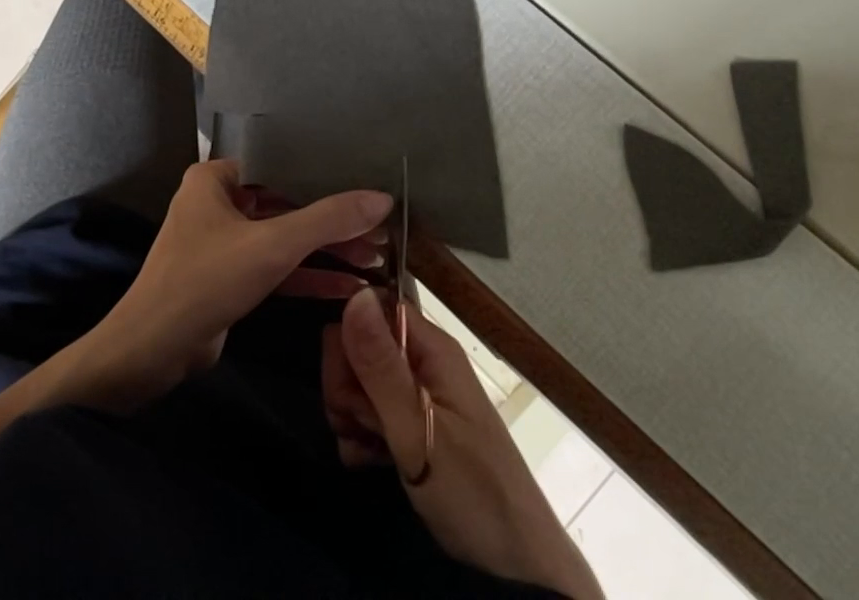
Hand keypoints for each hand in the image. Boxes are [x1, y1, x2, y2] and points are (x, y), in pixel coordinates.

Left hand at [74, 160, 391, 409]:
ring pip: (283, 238)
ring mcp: (222, 242)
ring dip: (326, 250)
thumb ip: (328, 220)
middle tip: (383, 231)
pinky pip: (275, 267)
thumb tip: (383, 198)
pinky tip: (351, 285)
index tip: (370, 185)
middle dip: (332, 221)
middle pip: (285, 204)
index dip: (325, 177)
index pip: (279, 166)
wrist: (155, 346)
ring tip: (378, 258)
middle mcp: (215, 203)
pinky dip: (308, 275)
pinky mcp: (229, 277)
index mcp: (214, 179)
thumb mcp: (273, 246)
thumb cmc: (207, 280)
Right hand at [323, 290, 603, 599]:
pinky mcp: (407, 427)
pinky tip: (370, 461)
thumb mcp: (418, 430)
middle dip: (345, 387)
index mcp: (432, 352)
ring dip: (349, 418)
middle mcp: (422, 364)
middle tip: (367, 424)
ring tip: (374, 450)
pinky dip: (357, 438)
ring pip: (352, 384)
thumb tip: (355, 292)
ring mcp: (414, 397)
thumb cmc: (473, 494)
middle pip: (354, 348)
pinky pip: (361, 416)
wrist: (513, 566)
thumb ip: (381, 365)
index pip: (367, 311)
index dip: (349, 341)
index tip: (352, 384)